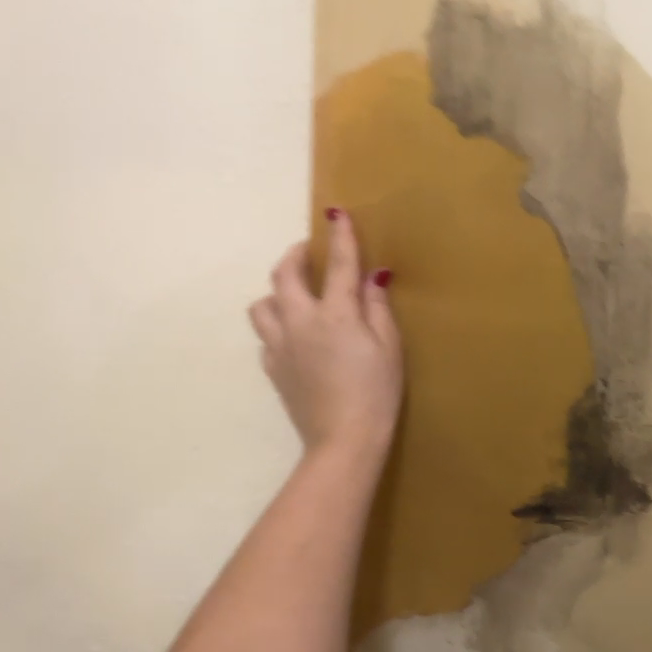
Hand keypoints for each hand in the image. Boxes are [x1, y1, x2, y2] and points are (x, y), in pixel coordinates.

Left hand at [248, 209, 404, 457]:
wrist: (343, 439)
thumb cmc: (377, 391)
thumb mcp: (389, 346)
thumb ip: (376, 307)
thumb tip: (372, 277)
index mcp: (335, 314)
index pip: (337, 264)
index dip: (339, 235)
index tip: (336, 213)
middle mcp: (301, 322)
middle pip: (283, 276)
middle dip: (294, 255)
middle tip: (308, 251)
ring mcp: (280, 346)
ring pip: (262, 304)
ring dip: (278, 291)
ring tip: (297, 295)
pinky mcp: (272, 368)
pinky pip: (265, 335)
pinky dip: (278, 325)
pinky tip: (297, 335)